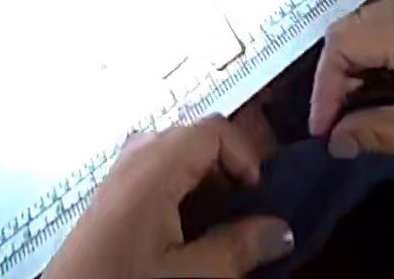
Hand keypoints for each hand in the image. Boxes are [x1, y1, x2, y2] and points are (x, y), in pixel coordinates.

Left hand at [43, 118, 295, 278]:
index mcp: (155, 161)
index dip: (246, 156)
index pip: (216, 128)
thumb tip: (280, 230)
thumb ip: (237, 250)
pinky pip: (160, 168)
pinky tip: (185, 229)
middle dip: (229, 168)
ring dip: (207, 180)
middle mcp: (137, 153)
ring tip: (219, 223)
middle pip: (199, 136)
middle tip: (246, 209)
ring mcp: (121, 170)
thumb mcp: (186, 277)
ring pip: (180, 152)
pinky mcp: (113, 191)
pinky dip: (184, 188)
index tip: (258, 196)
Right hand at [309, 0, 393, 175]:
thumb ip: (380, 131)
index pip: (339, 44)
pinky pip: (391, 38)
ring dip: (356, 77)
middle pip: (349, 34)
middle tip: (337, 132)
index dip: (323, 91)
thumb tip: (334, 140)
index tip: (324, 138)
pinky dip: (379, 69)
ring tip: (357, 124)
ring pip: (368, 35)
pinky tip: (384, 103)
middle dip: (335, 82)